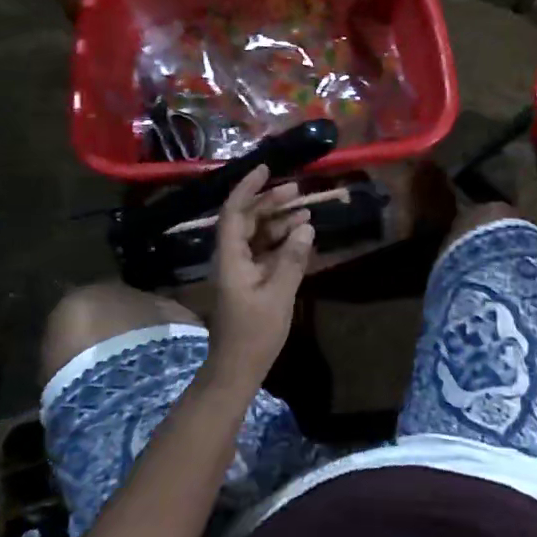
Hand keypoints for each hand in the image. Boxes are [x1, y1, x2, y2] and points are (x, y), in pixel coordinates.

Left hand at [208, 165, 313, 378]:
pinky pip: (264, 252)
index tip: (266, 169)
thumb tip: (306, 227)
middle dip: (270, 202)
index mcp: (230, 257)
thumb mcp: (279, 294)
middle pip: (247, 220)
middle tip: (297, 189)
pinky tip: (301, 237)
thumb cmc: (255, 332)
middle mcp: (232, 257)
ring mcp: (241, 270)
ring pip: (257, 235)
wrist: (238, 367)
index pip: (234, 212)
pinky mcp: (250, 282)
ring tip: (305, 210)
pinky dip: (281, 242)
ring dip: (279, 221)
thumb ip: (292, 258)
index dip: (247, 188)